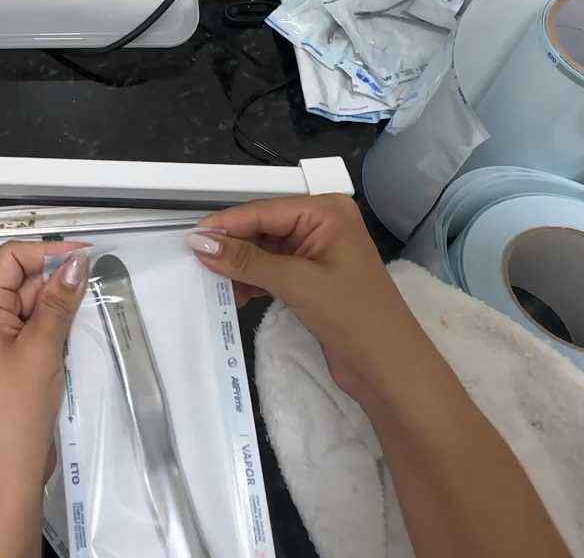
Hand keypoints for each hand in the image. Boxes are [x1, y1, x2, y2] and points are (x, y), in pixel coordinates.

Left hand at [0, 242, 89, 557]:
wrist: (5, 474)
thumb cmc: (15, 411)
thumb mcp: (41, 348)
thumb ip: (58, 301)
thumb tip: (76, 263)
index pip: (10, 258)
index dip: (47, 251)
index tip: (84, 255)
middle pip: (17, 278)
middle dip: (53, 278)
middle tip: (92, 282)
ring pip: (24, 302)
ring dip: (53, 302)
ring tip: (85, 307)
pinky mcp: (0, 357)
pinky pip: (25, 325)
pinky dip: (48, 323)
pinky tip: (71, 328)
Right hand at [187, 194, 436, 406]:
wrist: (393, 373)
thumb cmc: (353, 317)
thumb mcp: (295, 283)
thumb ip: (245, 260)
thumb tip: (198, 242)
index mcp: (326, 212)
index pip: (263, 210)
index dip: (226, 224)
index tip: (189, 238)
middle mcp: (322, 224)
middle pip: (262, 228)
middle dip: (233, 247)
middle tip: (198, 263)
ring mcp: (317, 251)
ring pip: (264, 249)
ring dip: (241, 266)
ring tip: (218, 285)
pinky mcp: (313, 278)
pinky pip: (273, 268)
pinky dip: (254, 279)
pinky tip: (238, 295)